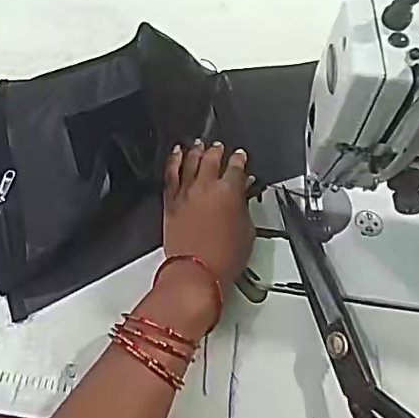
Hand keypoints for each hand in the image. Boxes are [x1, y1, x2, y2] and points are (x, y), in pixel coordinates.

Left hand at [150, 141, 250, 335]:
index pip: (236, 166)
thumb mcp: (247, 231)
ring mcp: (186, 192)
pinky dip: (174, 161)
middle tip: (220, 147)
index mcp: (229, 191)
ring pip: (190, 161)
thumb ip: (244, 206)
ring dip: (196, 151)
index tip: (240, 157)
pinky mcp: (171, 201)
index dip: (239, 159)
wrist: (196, 271)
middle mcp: (206, 186)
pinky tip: (176, 155)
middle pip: (212, 158)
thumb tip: (243, 197)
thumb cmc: (223, 257)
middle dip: (218, 150)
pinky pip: (171, 173)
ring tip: (199, 145)